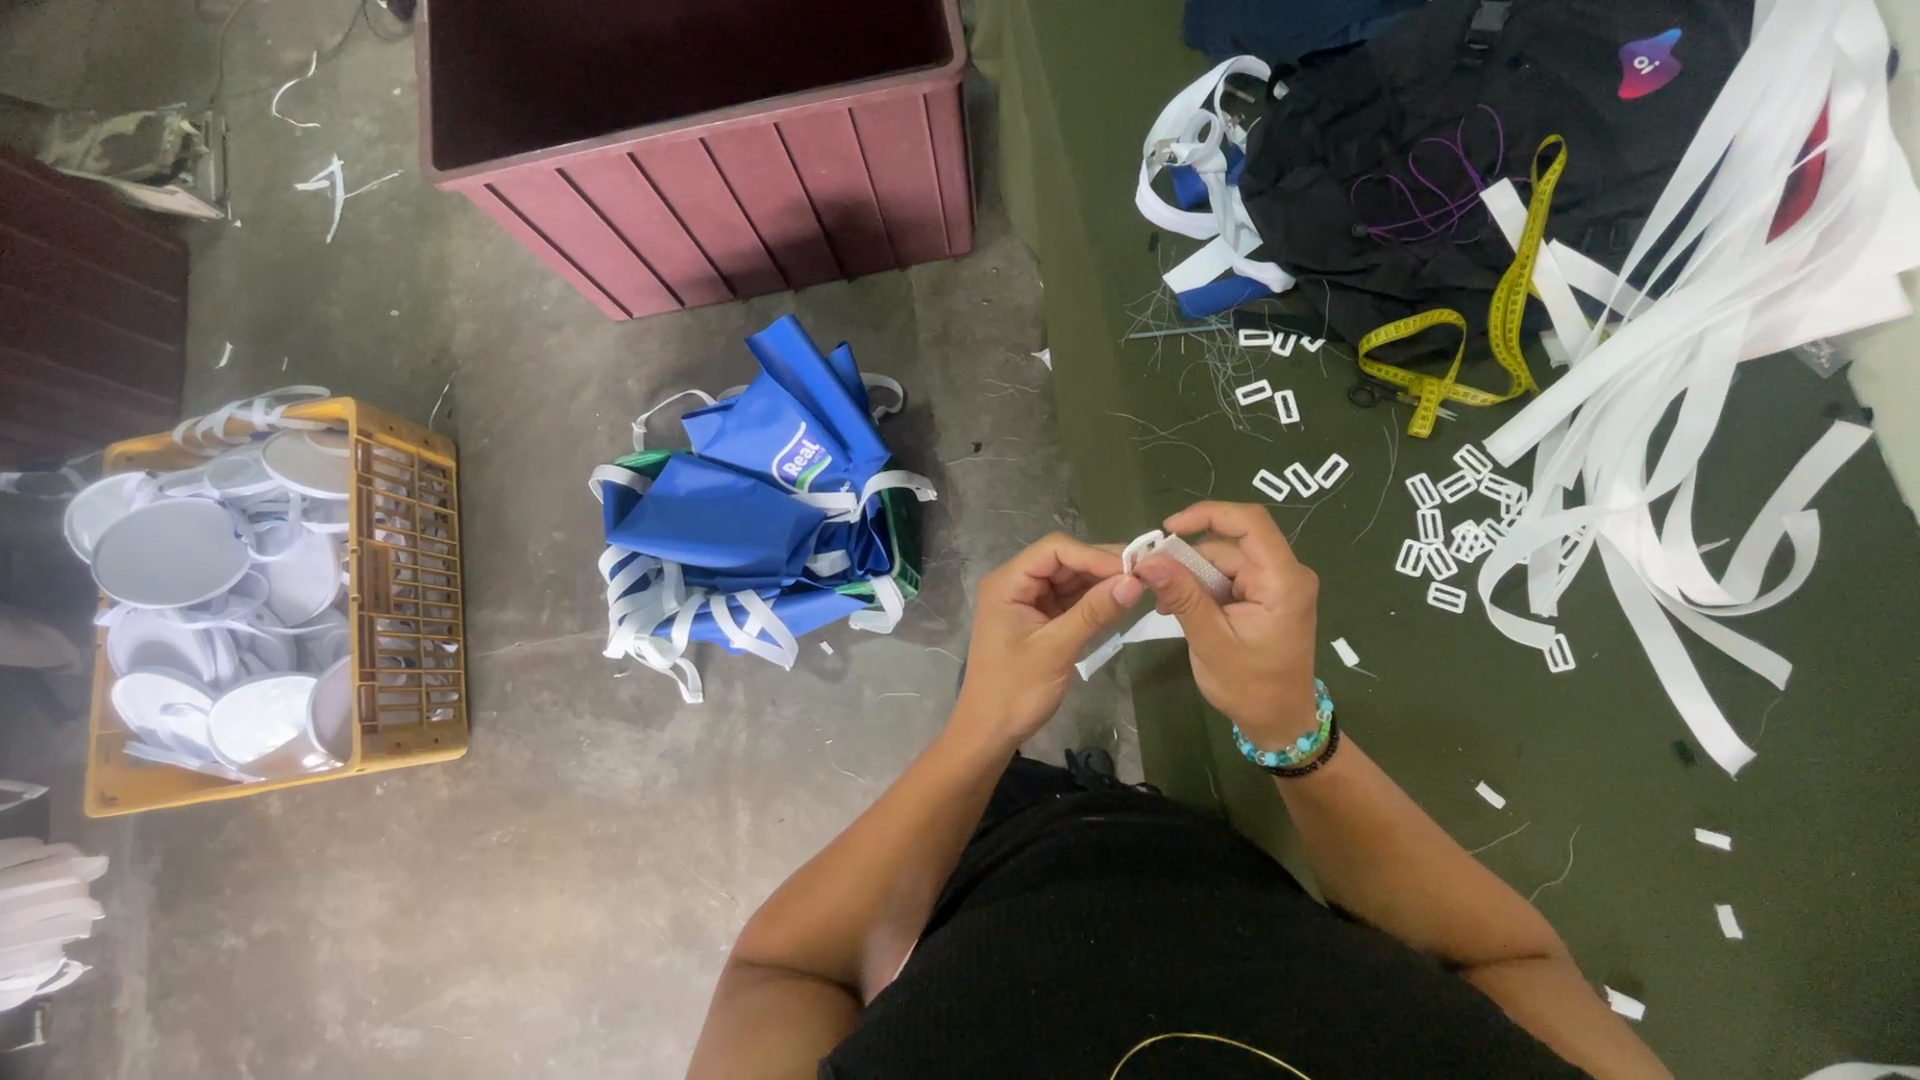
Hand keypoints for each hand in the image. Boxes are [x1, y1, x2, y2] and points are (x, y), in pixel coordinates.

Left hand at [953, 533, 1140, 744]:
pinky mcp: (1040, 620)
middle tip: (1146, 574)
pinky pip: (1070, 600)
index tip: (1132, 569)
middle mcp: (1016, 584)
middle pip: (1064, 560)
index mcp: (1007, 583)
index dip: (1094, 555)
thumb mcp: (1056, 649)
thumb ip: (1094, 612)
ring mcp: (1028, 602)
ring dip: (1101, 582)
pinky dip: (1094, 600)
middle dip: (1102, 566)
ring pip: (1070, 579)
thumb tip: (1135, 582)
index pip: (1055, 550)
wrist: (990, 731)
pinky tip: (1121, 602)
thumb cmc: (1015, 691)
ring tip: (1140, 587)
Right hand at [1133, 502, 1320, 749]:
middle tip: (1151, 582)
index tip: (1167, 529)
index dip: (1208, 515)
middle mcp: (1286, 574)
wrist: (1280, 721)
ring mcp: (1277, 584)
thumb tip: (1149, 561)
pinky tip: (1182, 607)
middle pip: (1230, 545)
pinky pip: (1229, 576)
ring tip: (1166, 605)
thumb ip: (1183, 597)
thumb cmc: (1250, 687)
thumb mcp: (1210, 641)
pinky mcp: (1267, 595)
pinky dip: (1202, 587)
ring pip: (1224, 560)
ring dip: (1191, 576)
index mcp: (1282, 581)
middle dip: (1188, 559)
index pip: (1250, 523)